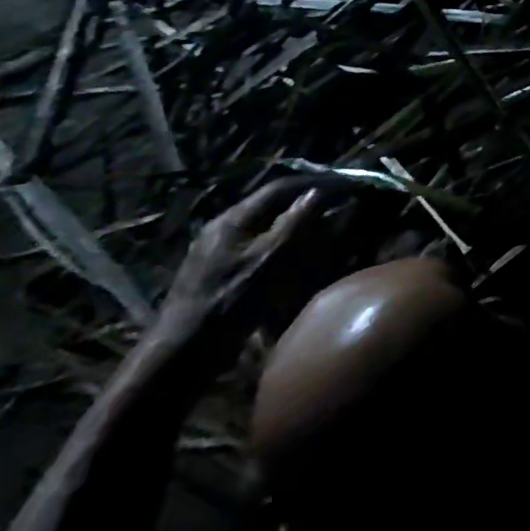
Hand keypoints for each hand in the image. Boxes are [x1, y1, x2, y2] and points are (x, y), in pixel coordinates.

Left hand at [156, 177, 350, 349]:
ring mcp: (217, 247)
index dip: (315, 182)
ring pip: (263, 222)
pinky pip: (255, 241)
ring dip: (293, 220)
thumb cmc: (231, 300)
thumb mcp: (271, 258)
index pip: (280, 188)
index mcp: (234, 218)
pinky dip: (280, 239)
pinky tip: (292, 253)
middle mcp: (223, 225)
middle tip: (336, 202)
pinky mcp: (217, 268)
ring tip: (320, 225)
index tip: (344, 183)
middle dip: (304, 200)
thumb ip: (295, 222)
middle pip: (270, 203)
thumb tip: (318, 192)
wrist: (185, 347)